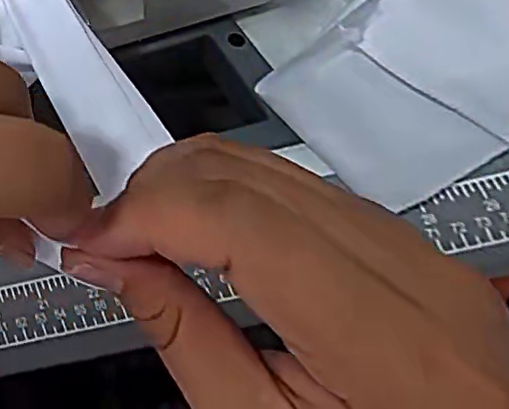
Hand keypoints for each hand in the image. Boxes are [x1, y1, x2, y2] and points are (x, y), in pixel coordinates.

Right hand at [62, 137, 508, 407]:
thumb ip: (181, 335)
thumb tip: (102, 256)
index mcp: (398, 349)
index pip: (243, 220)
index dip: (151, 212)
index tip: (93, 238)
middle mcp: (414, 271)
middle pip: (241, 174)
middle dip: (152, 191)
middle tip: (110, 239)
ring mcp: (414, 244)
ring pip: (253, 160)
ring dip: (178, 184)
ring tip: (144, 234)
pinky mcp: (398, 234)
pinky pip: (281, 177)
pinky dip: (215, 187)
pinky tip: (194, 228)